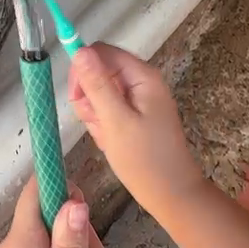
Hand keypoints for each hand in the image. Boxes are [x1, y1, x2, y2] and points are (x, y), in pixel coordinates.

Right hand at [67, 43, 205, 212]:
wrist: (173, 197)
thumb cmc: (145, 161)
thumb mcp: (116, 122)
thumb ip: (97, 85)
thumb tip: (80, 50)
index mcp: (142, 75)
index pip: (101, 52)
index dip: (82, 70)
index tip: (76, 99)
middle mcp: (141, 80)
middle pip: (99, 70)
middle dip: (90, 97)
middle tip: (96, 124)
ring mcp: (139, 97)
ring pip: (100, 91)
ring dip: (95, 114)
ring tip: (107, 137)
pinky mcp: (136, 113)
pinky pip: (108, 108)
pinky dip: (103, 123)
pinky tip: (110, 141)